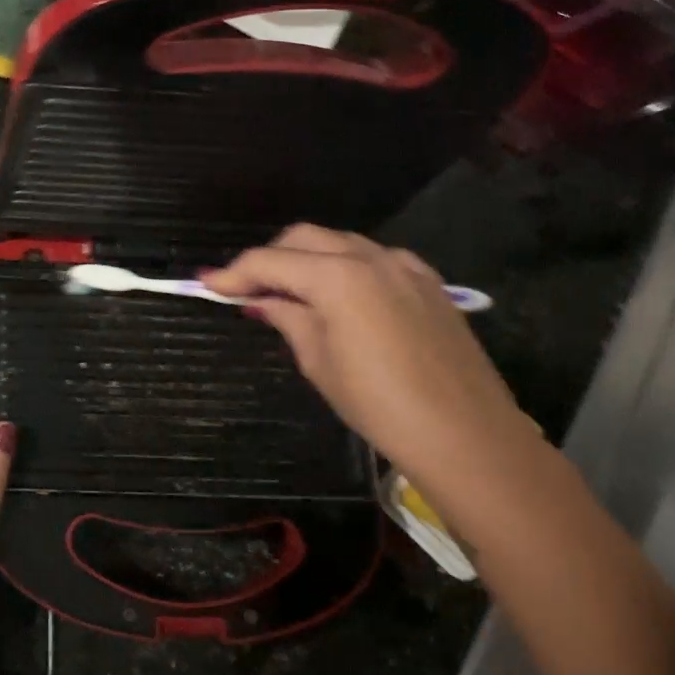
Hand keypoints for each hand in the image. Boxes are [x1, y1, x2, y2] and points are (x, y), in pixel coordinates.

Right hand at [202, 225, 530, 481]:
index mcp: (337, 276)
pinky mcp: (429, 283)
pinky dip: (345, 267)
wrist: (467, 435)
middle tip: (245, 289)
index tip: (206, 285)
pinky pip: (375, 259)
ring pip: (339, 243)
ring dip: (307, 259)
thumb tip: (262, 301)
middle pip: (303, 239)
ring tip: (288, 293)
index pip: (269, 262)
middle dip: (269, 258)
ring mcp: (405, 266)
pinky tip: (339, 297)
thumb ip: (287, 318)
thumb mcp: (318, 361)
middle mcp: (370, 257)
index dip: (233, 274)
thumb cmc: (379, 404)